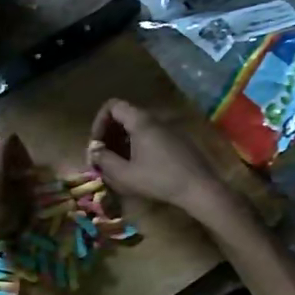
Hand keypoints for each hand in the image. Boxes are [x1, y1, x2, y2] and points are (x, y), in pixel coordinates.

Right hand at [86, 99, 236, 220]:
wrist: (199, 188)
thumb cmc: (159, 179)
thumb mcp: (125, 174)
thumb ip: (104, 160)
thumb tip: (95, 151)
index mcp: (140, 121)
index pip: (112, 106)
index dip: (99, 122)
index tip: (96, 144)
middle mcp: (155, 119)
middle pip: (124, 116)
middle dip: (109, 134)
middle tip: (103, 156)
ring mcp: (168, 129)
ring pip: (137, 127)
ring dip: (122, 142)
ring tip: (118, 164)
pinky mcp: (177, 140)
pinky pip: (150, 135)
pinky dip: (138, 146)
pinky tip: (138, 167)